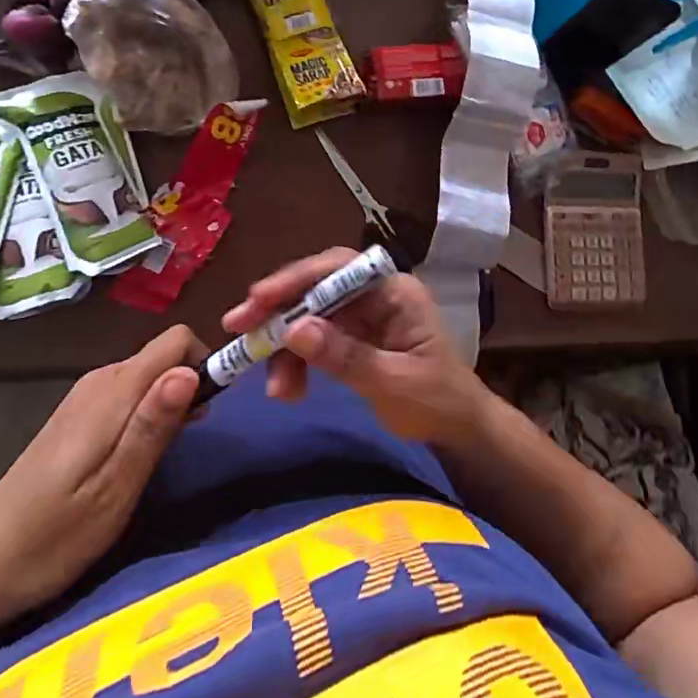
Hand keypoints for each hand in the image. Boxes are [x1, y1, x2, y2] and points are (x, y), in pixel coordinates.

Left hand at [0, 325, 201, 612]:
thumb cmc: (55, 536)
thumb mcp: (116, 488)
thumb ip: (153, 425)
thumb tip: (190, 370)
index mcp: (113, 391)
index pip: (176, 341)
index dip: (205, 363)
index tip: (217, 407)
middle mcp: (99, 380)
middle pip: (163, 356)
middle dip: (190, 385)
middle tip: (193, 439)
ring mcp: (84, 397)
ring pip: (147, 375)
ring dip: (170, 401)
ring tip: (169, 451)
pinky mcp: (76, 416)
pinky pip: (127, 393)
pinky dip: (147, 411)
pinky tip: (139, 454)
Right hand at [221, 248, 492, 445]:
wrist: (459, 429)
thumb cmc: (438, 401)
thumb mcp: (393, 382)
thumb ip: (345, 356)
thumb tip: (294, 330)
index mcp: (393, 290)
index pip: (338, 268)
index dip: (296, 279)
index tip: (258, 299)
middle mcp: (372, 293)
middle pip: (315, 287)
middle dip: (277, 309)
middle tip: (238, 328)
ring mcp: (360, 315)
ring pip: (307, 315)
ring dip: (283, 347)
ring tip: (274, 389)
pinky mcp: (350, 337)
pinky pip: (311, 339)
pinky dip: (294, 361)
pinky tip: (287, 390)